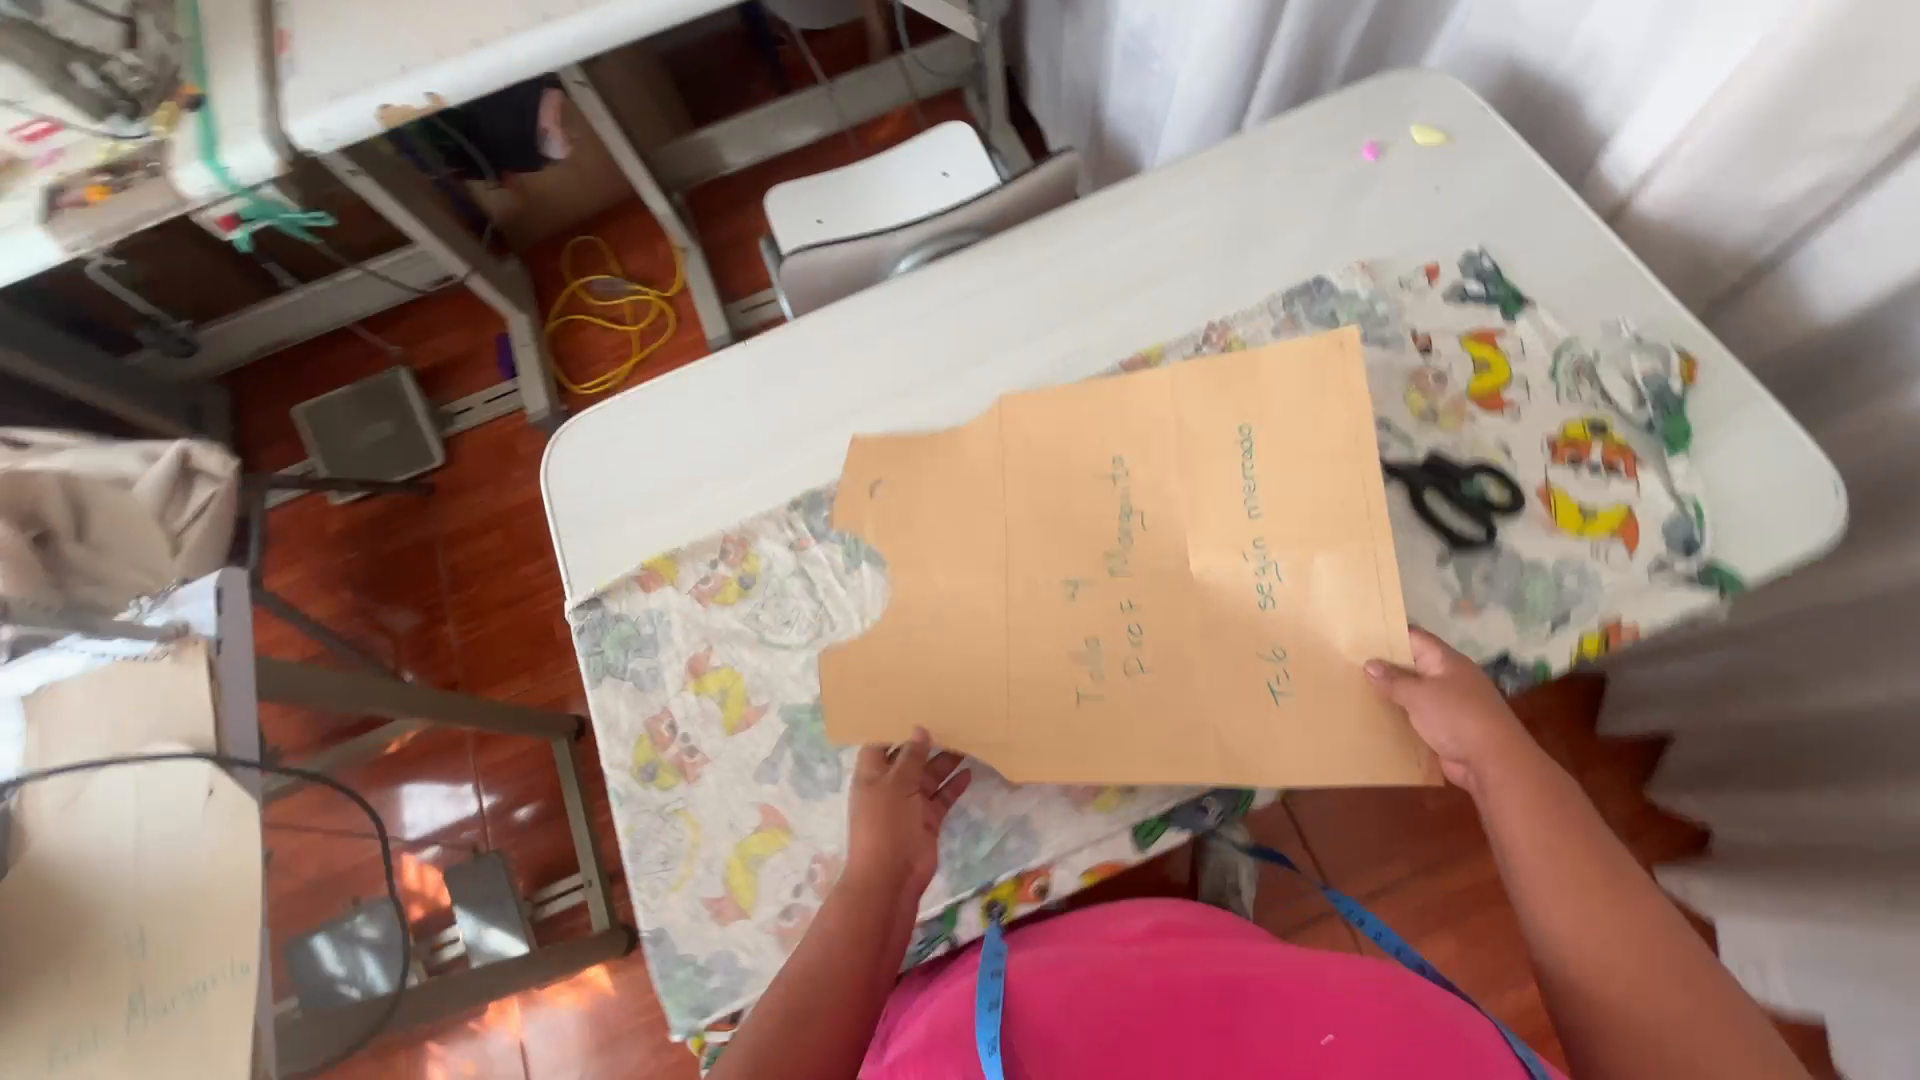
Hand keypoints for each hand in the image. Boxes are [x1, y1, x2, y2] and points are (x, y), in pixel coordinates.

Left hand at [846, 727, 971, 904]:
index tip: (917, 709)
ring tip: (967, 740)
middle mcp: (890, 786)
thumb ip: (911, 756)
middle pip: (909, 758)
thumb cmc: (885, 824)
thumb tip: (920, 729)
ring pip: (929, 776)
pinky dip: (954, 785)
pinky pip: (942, 797)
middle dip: (927, 743)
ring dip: (945, 762)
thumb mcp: (896, 784)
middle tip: (951, 720)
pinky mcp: (927, 819)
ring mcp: (909, 804)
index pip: (882, 744)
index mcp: (872, 775)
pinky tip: (969, 771)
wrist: (891, 876)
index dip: (896, 729)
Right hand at [1365, 627, 1543, 793]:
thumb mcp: (1419, 694)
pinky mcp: (1444, 726)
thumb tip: (1369, 664)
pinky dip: (1398, 714)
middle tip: (1349, 661)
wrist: (1493, 762)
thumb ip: (1393, 679)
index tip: (1359, 633)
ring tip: (1354, 687)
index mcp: (1446, 661)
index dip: (1388, 633)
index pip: (1414, 637)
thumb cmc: (1457, 718)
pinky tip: (1374, 715)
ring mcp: (1448, 703)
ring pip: (1412, 691)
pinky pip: (1415, 714)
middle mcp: (1448, 678)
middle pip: (1411, 664)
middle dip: (1384, 664)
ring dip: (1389, 692)